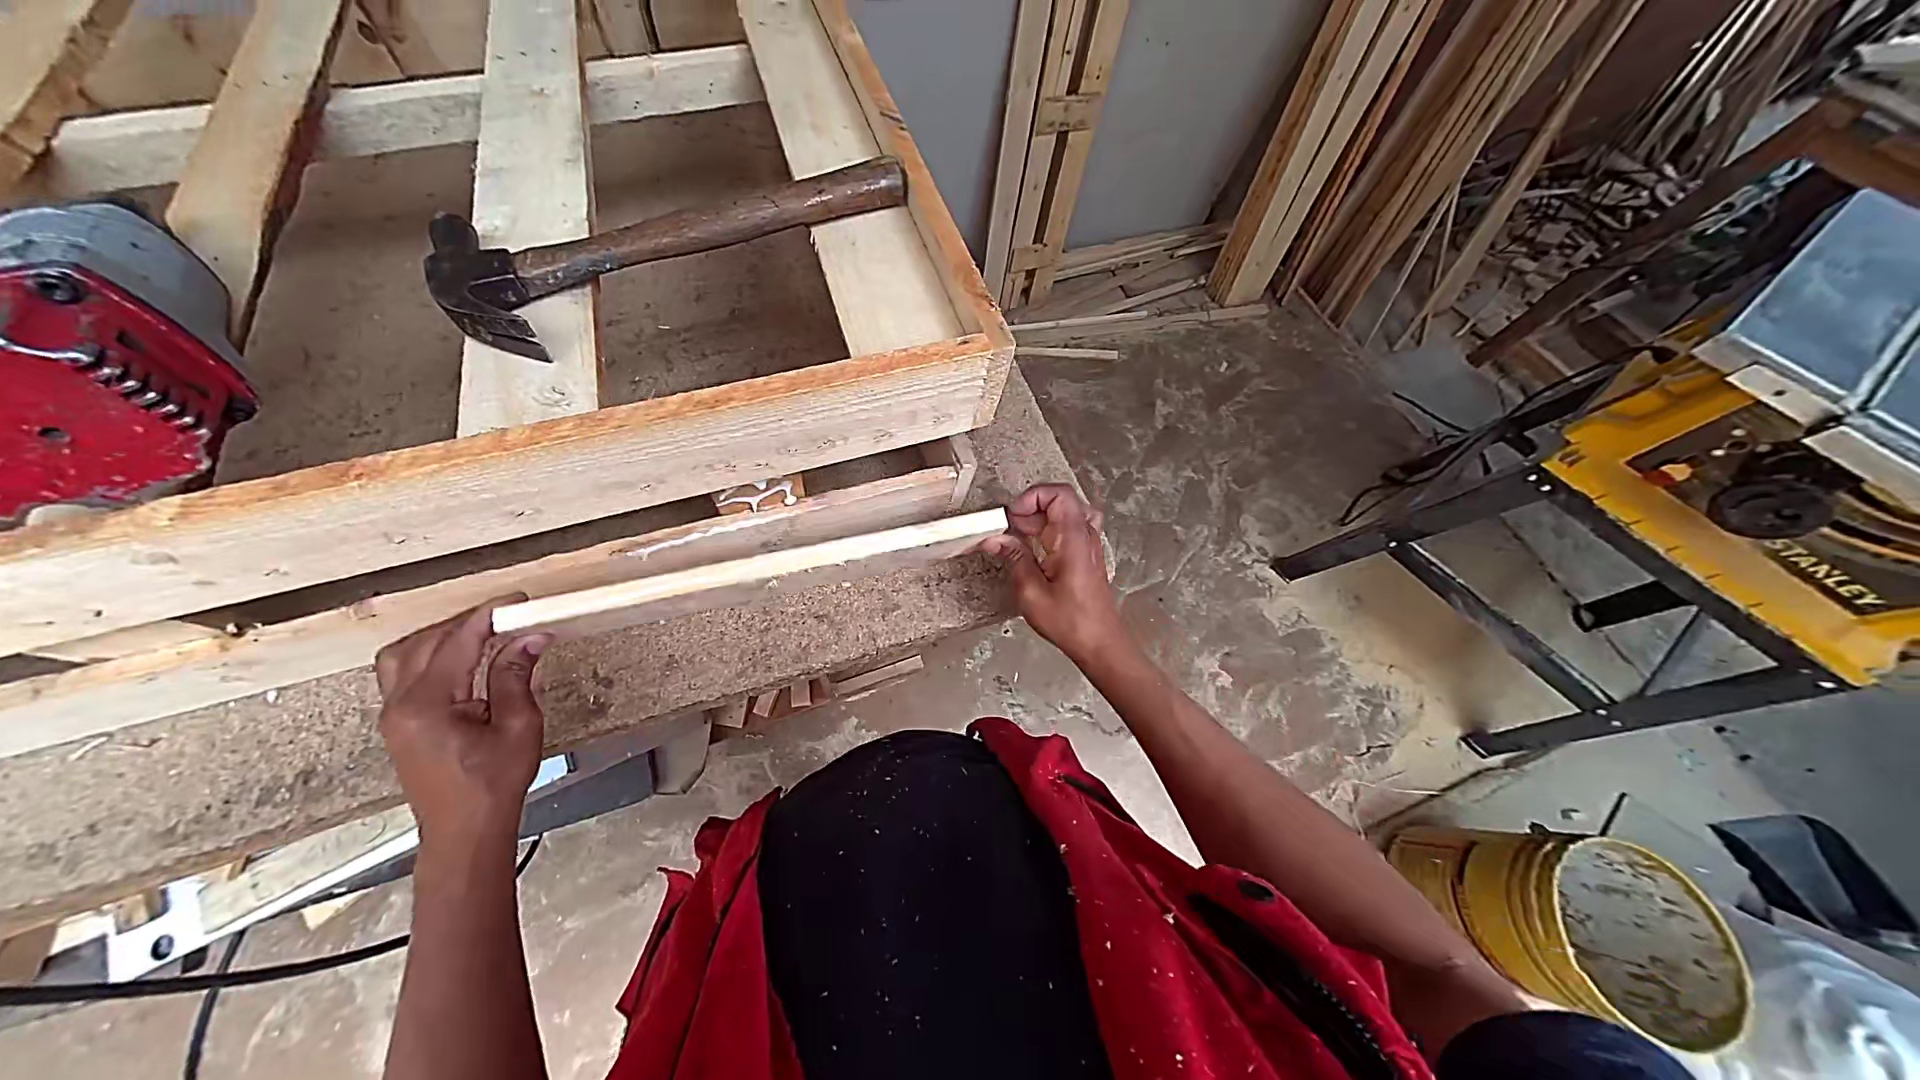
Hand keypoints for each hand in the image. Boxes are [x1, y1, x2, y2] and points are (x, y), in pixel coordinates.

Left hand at [375, 598, 550, 850]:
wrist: (465, 829)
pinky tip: (464, 658)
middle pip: (424, 642)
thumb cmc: (492, 784)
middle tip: (506, 616)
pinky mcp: (399, 723)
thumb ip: (515, 676)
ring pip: (404, 654)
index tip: (517, 603)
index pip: (456, 642)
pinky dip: (433, 655)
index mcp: (426, 705)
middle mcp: (399, 706)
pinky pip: (405, 673)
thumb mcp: (518, 725)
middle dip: (466, 622)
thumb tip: (527, 639)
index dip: (488, 616)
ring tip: (484, 632)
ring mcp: (393, 715)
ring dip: (443, 636)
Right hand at [981, 484, 1129, 664]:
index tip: (1012, 515)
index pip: (1058, 494)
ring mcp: (1088, 544)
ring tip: (1020, 538)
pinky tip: (1034, 549)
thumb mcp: (1030, 592)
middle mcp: (1085, 536)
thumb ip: (1014, 558)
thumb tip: (997, 539)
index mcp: (1073, 539)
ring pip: (1064, 513)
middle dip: (1029, 510)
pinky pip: (1068, 528)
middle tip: (1008, 530)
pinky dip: (1049, 531)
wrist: (1100, 642)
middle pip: (1059, 500)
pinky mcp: (1086, 555)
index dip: (1031, 497)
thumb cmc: (1072, 622)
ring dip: (1039, 520)